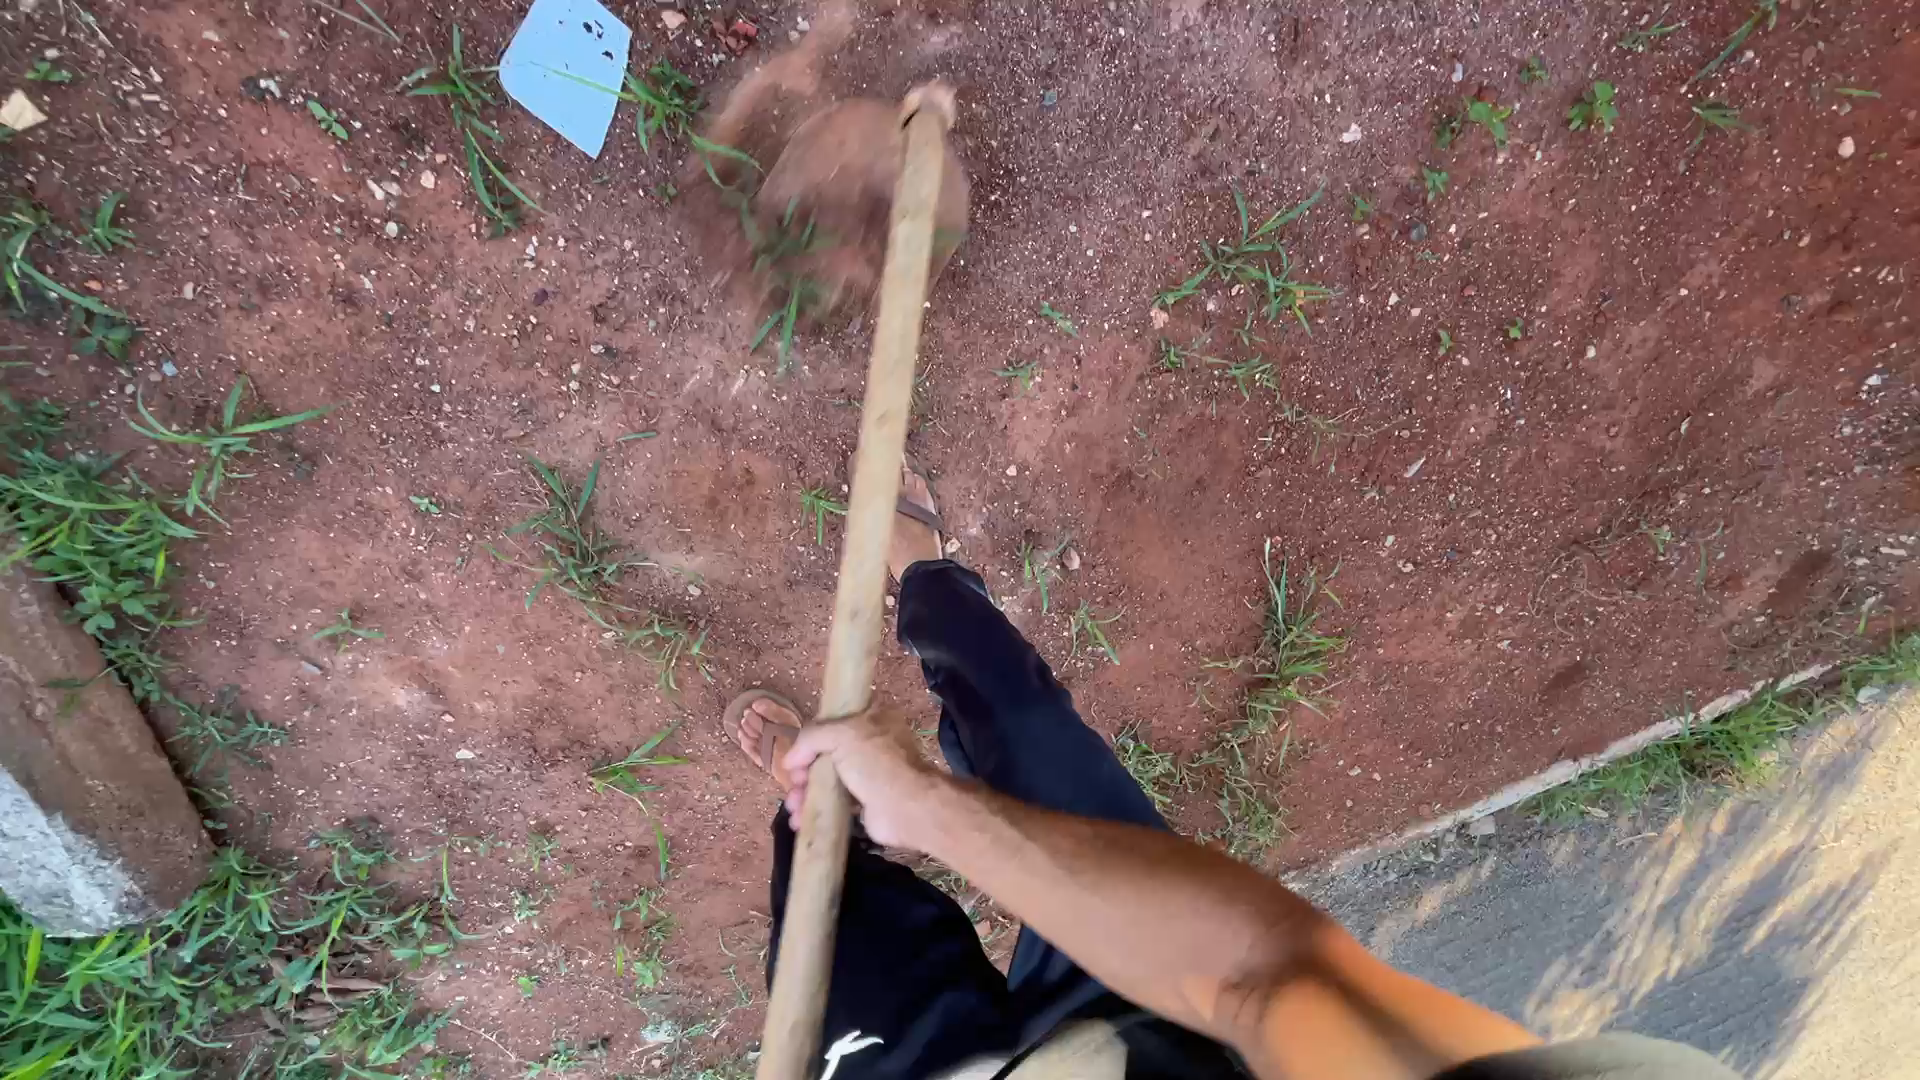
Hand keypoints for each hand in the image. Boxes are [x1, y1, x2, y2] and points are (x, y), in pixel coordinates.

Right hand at [780, 703, 945, 849]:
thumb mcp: (842, 734)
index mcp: (873, 718)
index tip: (795, 756)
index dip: (812, 737)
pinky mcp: (865, 800)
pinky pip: (834, 802)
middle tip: (794, 785)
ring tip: (794, 809)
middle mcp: (872, 742)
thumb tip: (790, 759)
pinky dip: (816, 809)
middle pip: (827, 753)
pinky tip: (800, 821)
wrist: (906, 807)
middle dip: (804, 771)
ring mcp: (869, 772)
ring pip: (828, 779)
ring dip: (806, 793)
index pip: (834, 721)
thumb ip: (812, 737)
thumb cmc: (877, 762)